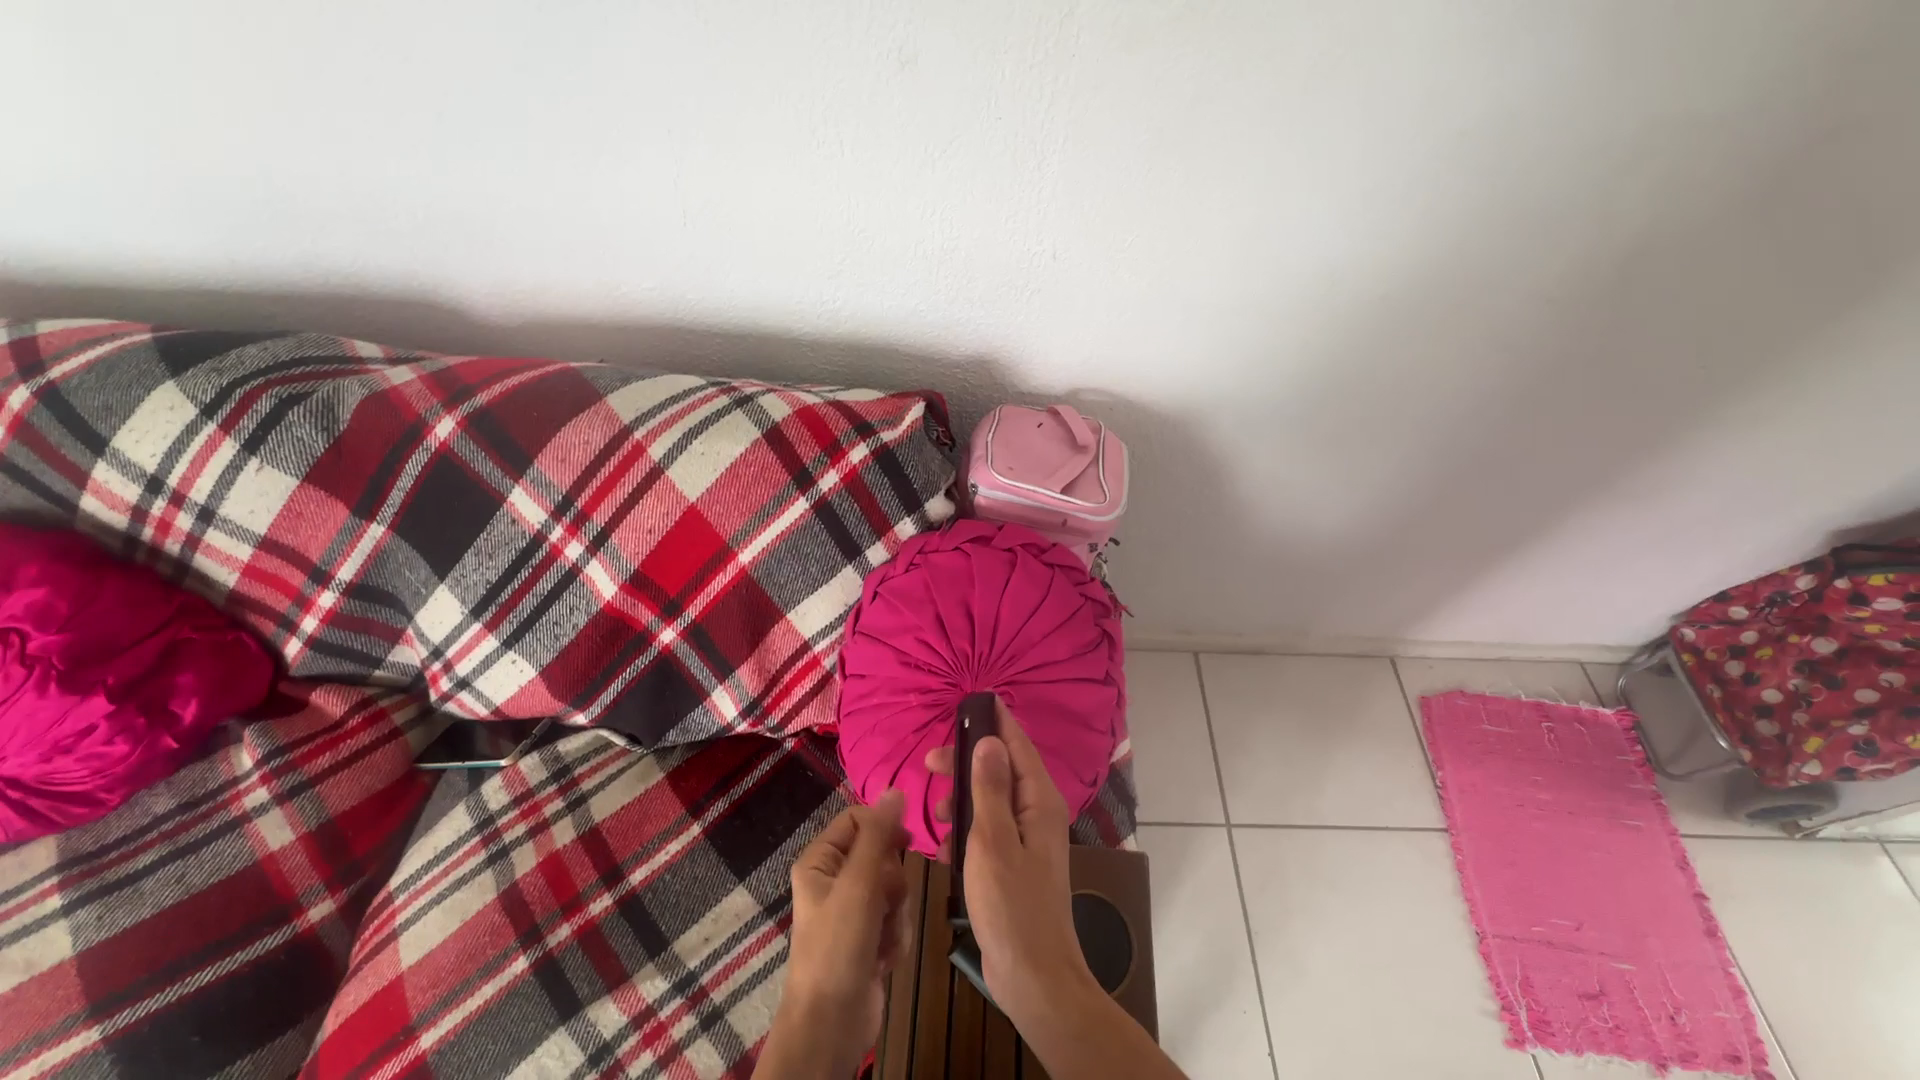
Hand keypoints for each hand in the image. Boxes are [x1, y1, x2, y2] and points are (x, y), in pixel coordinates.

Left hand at [758, 791, 910, 1078]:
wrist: (832, 1023)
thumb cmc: (838, 947)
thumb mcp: (860, 884)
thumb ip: (879, 836)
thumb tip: (895, 790)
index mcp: (820, 860)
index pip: (859, 819)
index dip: (884, 830)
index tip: (905, 845)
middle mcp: (835, 880)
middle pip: (883, 855)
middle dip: (892, 884)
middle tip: (882, 905)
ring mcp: (853, 910)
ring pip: (895, 888)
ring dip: (896, 915)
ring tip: (881, 939)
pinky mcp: (870, 936)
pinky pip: (897, 918)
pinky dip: (896, 937)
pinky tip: (884, 958)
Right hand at [925, 700, 1100, 1028]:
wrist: (1033, 974)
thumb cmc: (1011, 905)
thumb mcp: (992, 840)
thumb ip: (990, 787)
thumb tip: (990, 739)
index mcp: (1039, 801)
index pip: (1017, 745)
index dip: (994, 722)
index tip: (969, 703)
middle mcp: (1037, 813)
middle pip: (1001, 769)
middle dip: (966, 763)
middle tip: (930, 764)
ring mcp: (1027, 839)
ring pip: (991, 800)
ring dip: (963, 800)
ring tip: (937, 814)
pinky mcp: (1015, 862)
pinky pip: (988, 830)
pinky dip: (966, 831)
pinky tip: (946, 847)